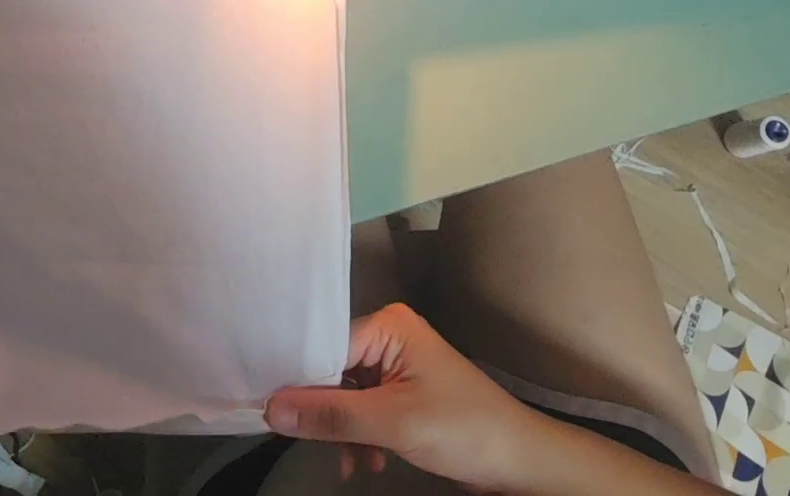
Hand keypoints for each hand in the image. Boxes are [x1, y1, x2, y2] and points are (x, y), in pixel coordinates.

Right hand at [264, 303, 547, 490]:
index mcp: (388, 325)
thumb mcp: (391, 423)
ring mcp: (397, 365)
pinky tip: (368, 463)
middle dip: (327, 414)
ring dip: (345, 433)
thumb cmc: (460, 428)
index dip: (300, 381)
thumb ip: (330, 416)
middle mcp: (389, 336)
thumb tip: (270, 409)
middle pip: (334, 371)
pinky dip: (361, 437)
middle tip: (314, 447)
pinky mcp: (403, 393)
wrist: (519, 461)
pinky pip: (365, 409)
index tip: (270, 411)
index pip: (327, 345)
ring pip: (346, 396)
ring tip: (353, 464)